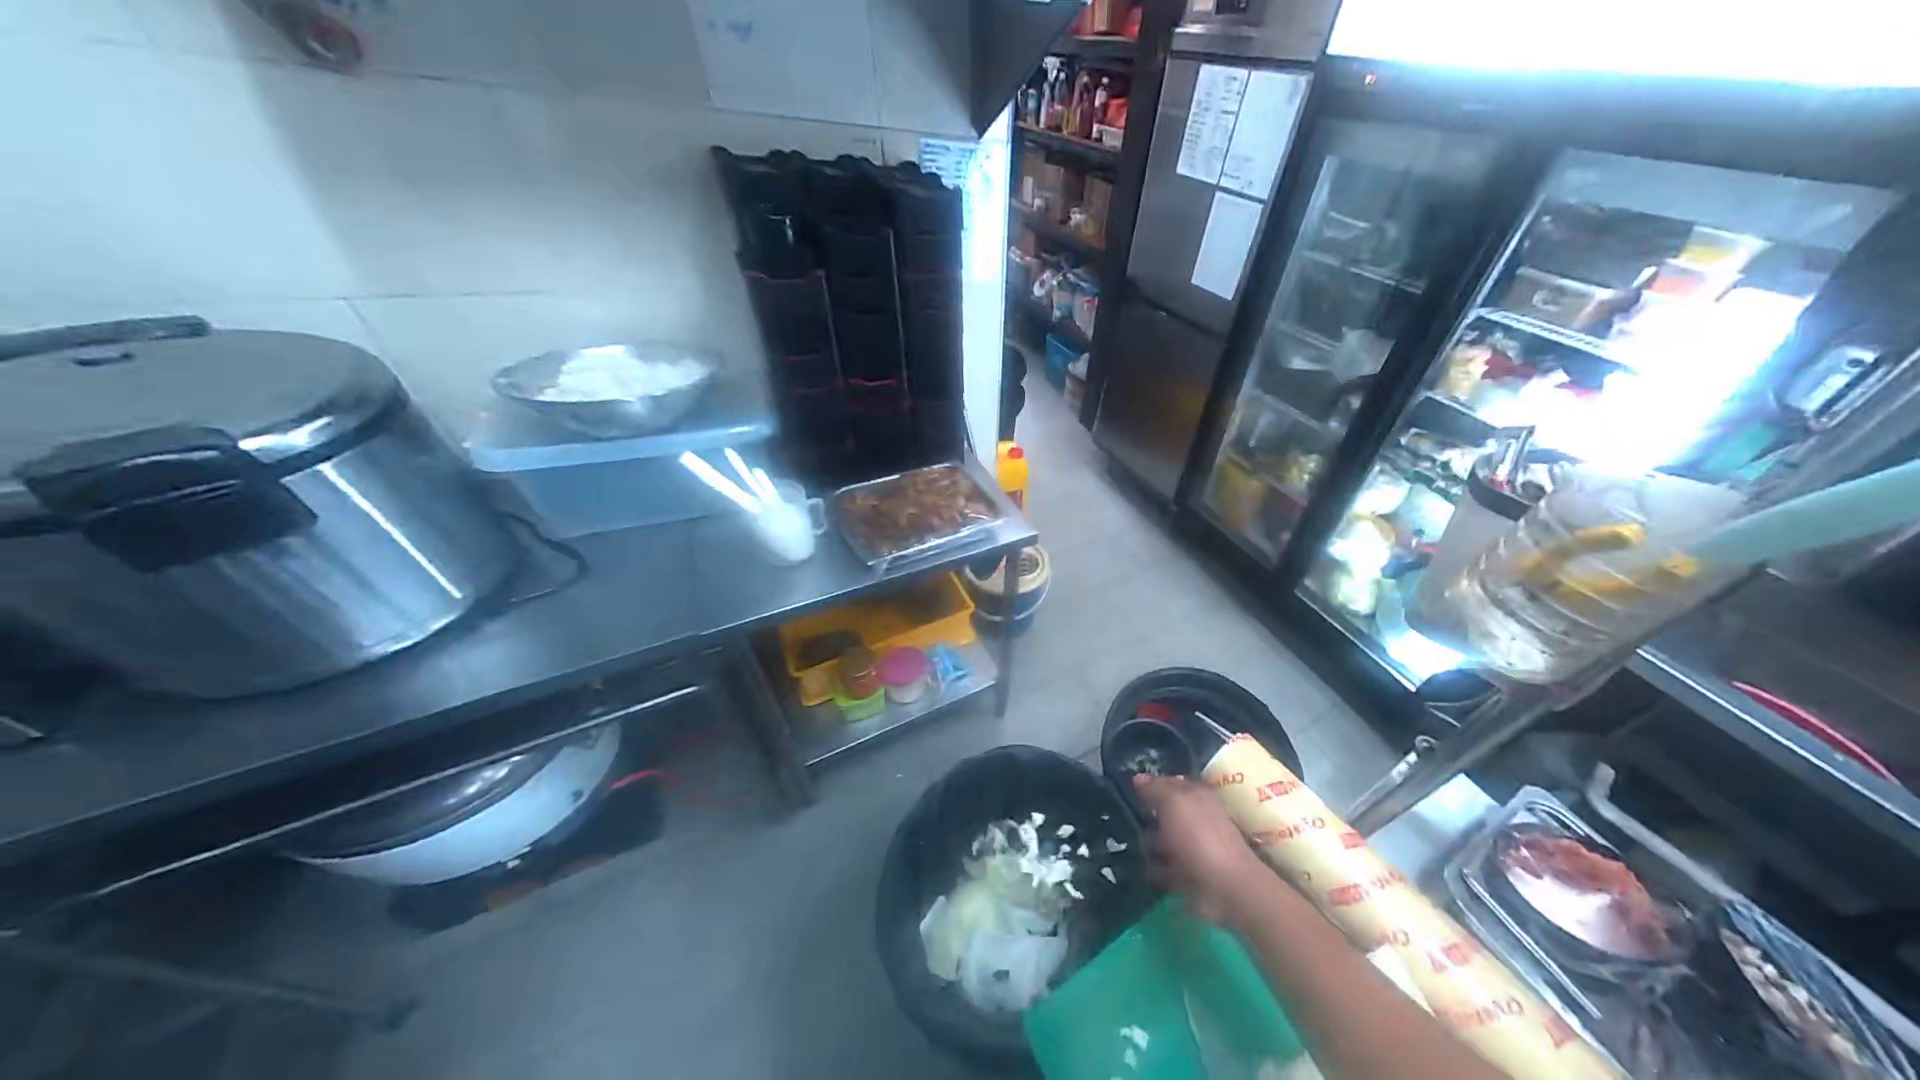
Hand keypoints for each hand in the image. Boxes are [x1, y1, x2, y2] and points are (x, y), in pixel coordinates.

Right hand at [1134, 773, 1270, 924]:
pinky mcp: (1190, 873)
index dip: (1150, 784)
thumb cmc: (1198, 837)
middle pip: (1166, 811)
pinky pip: (1165, 866)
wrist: (1225, 887)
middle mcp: (1197, 817)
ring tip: (1133, 843)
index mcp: (1197, 795)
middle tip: (1127, 816)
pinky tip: (1142, 866)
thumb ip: (1155, 788)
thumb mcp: (1173, 802)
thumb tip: (1138, 777)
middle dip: (1147, 814)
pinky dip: (1154, 867)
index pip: (1170, 782)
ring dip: (1149, 841)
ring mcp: (1194, 846)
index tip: (1129, 789)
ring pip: (1165, 838)